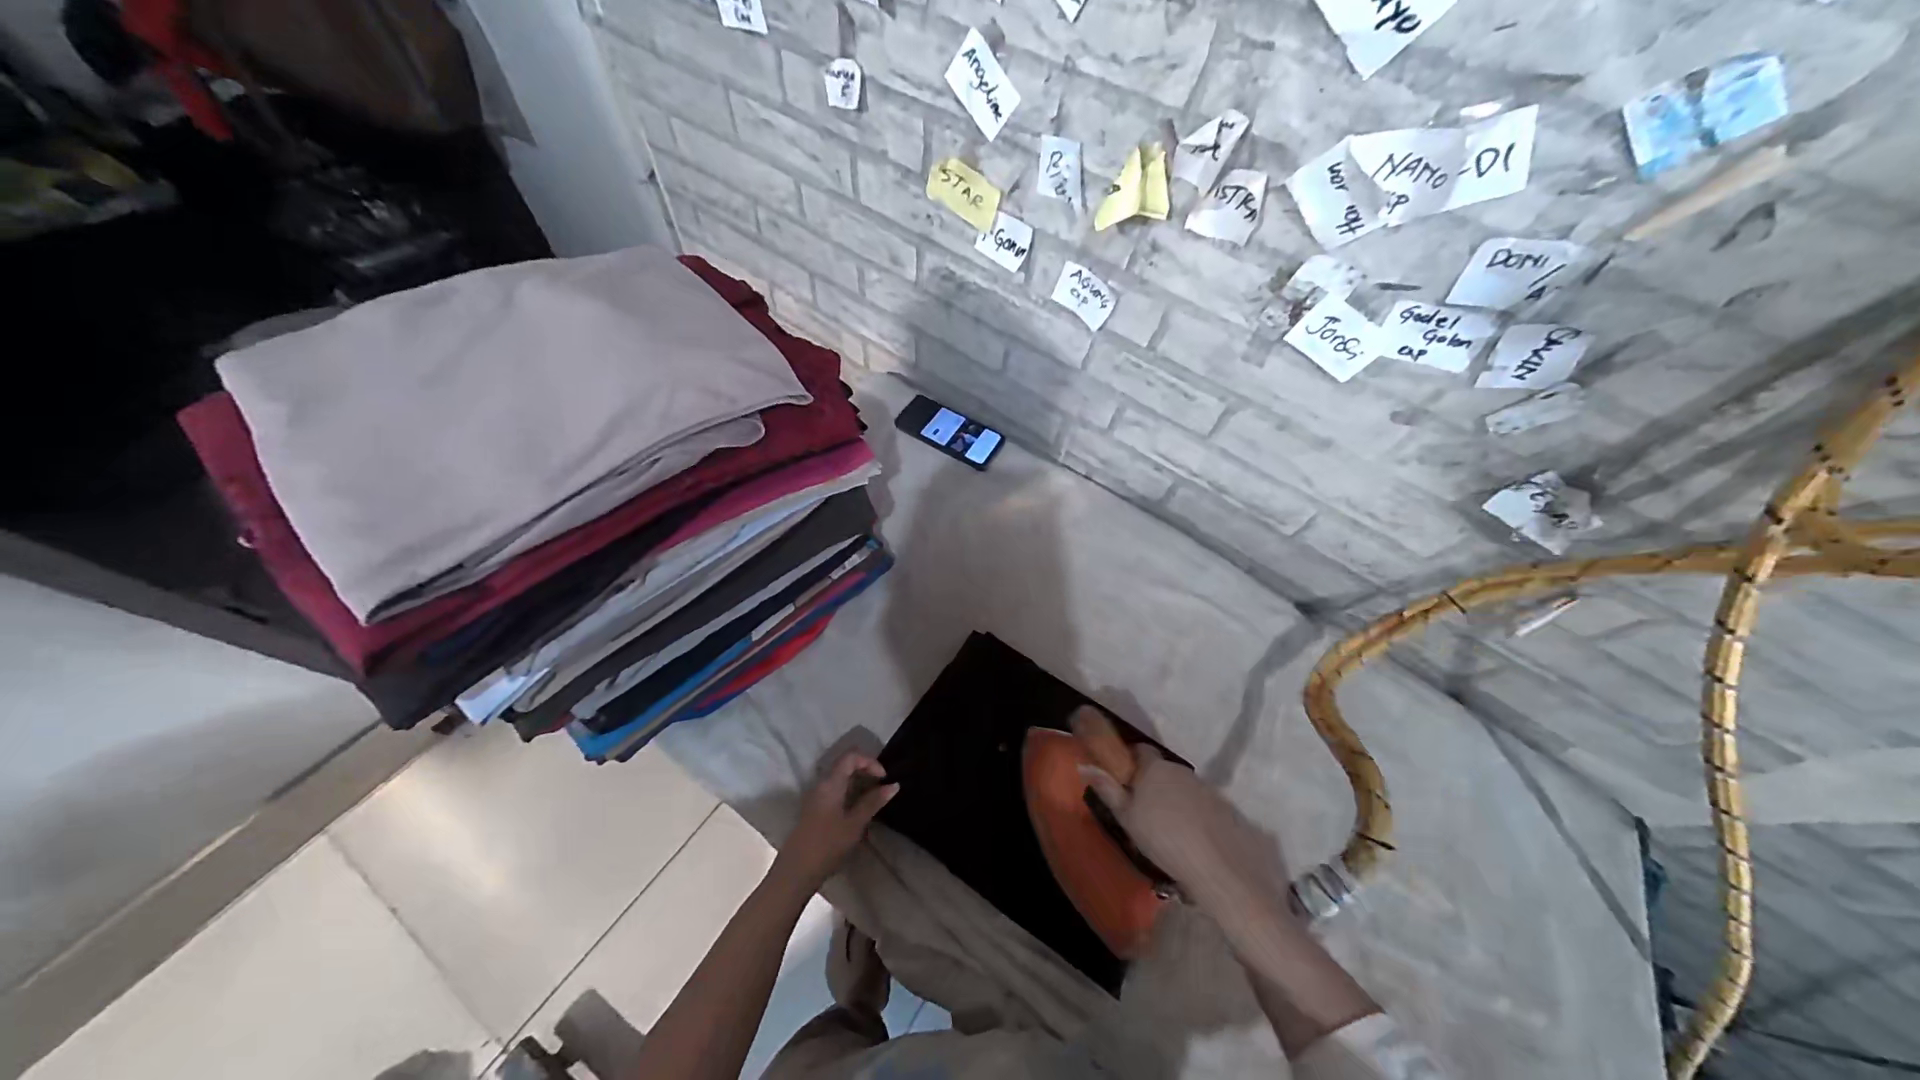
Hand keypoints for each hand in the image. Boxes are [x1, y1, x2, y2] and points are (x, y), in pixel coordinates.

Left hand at [772, 752, 898, 891]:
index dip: (870, 761)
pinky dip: (850, 791)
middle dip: (866, 770)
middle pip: (845, 764)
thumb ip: (873, 802)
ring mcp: (816, 796)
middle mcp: (821, 784)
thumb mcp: (855, 824)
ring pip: (840, 777)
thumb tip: (893, 785)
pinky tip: (859, 808)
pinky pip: (835, 789)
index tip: (884, 779)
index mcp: (830, 783)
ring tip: (874, 798)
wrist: (796, 871)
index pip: (851, 756)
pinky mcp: (815, 808)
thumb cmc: (827, 845)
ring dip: (859, 782)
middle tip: (882, 787)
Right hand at [1080, 741, 1287, 912]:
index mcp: (1153, 768)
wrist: (1215, 865)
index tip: (1124, 778)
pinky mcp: (1222, 805)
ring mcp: (1203, 786)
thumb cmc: (1161, 838)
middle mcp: (1179, 769)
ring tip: (1165, 827)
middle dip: (1151, 782)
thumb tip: (1085, 765)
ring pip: (1180, 786)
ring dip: (1172, 797)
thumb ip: (1107, 789)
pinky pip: (1199, 802)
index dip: (1131, 760)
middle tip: (1141, 808)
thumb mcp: (1126, 818)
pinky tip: (1188, 836)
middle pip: (1161, 768)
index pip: (1140, 749)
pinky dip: (1191, 812)